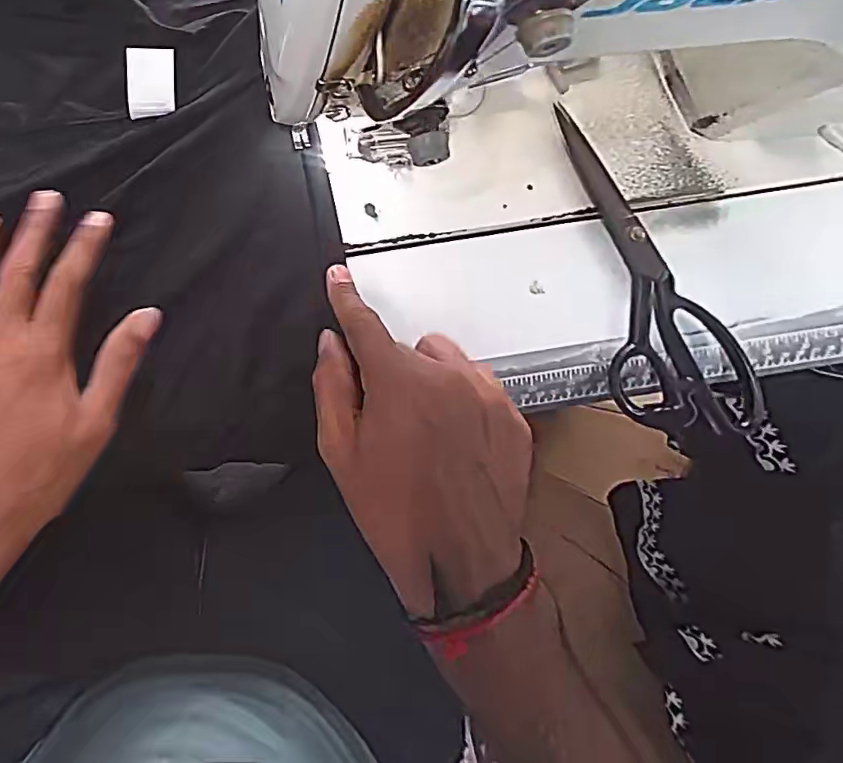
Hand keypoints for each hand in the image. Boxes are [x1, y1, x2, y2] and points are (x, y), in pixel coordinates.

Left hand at [0, 191, 160, 659]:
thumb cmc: (38, 477)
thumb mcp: (93, 426)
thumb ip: (118, 365)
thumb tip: (147, 315)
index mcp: (41, 353)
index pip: (67, 284)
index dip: (84, 246)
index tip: (97, 218)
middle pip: (15, 271)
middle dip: (33, 230)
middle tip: (45, 197)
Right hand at [313, 264, 532, 617]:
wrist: (464, 564)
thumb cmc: (399, 514)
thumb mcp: (341, 452)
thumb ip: (331, 386)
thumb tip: (332, 347)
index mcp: (399, 383)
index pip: (364, 324)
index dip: (346, 298)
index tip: (339, 278)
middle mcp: (446, 378)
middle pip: (403, 349)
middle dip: (387, 371)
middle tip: (384, 419)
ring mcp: (484, 395)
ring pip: (441, 360)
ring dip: (426, 380)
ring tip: (422, 430)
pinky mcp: (511, 414)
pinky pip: (475, 383)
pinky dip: (459, 398)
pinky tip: (451, 440)